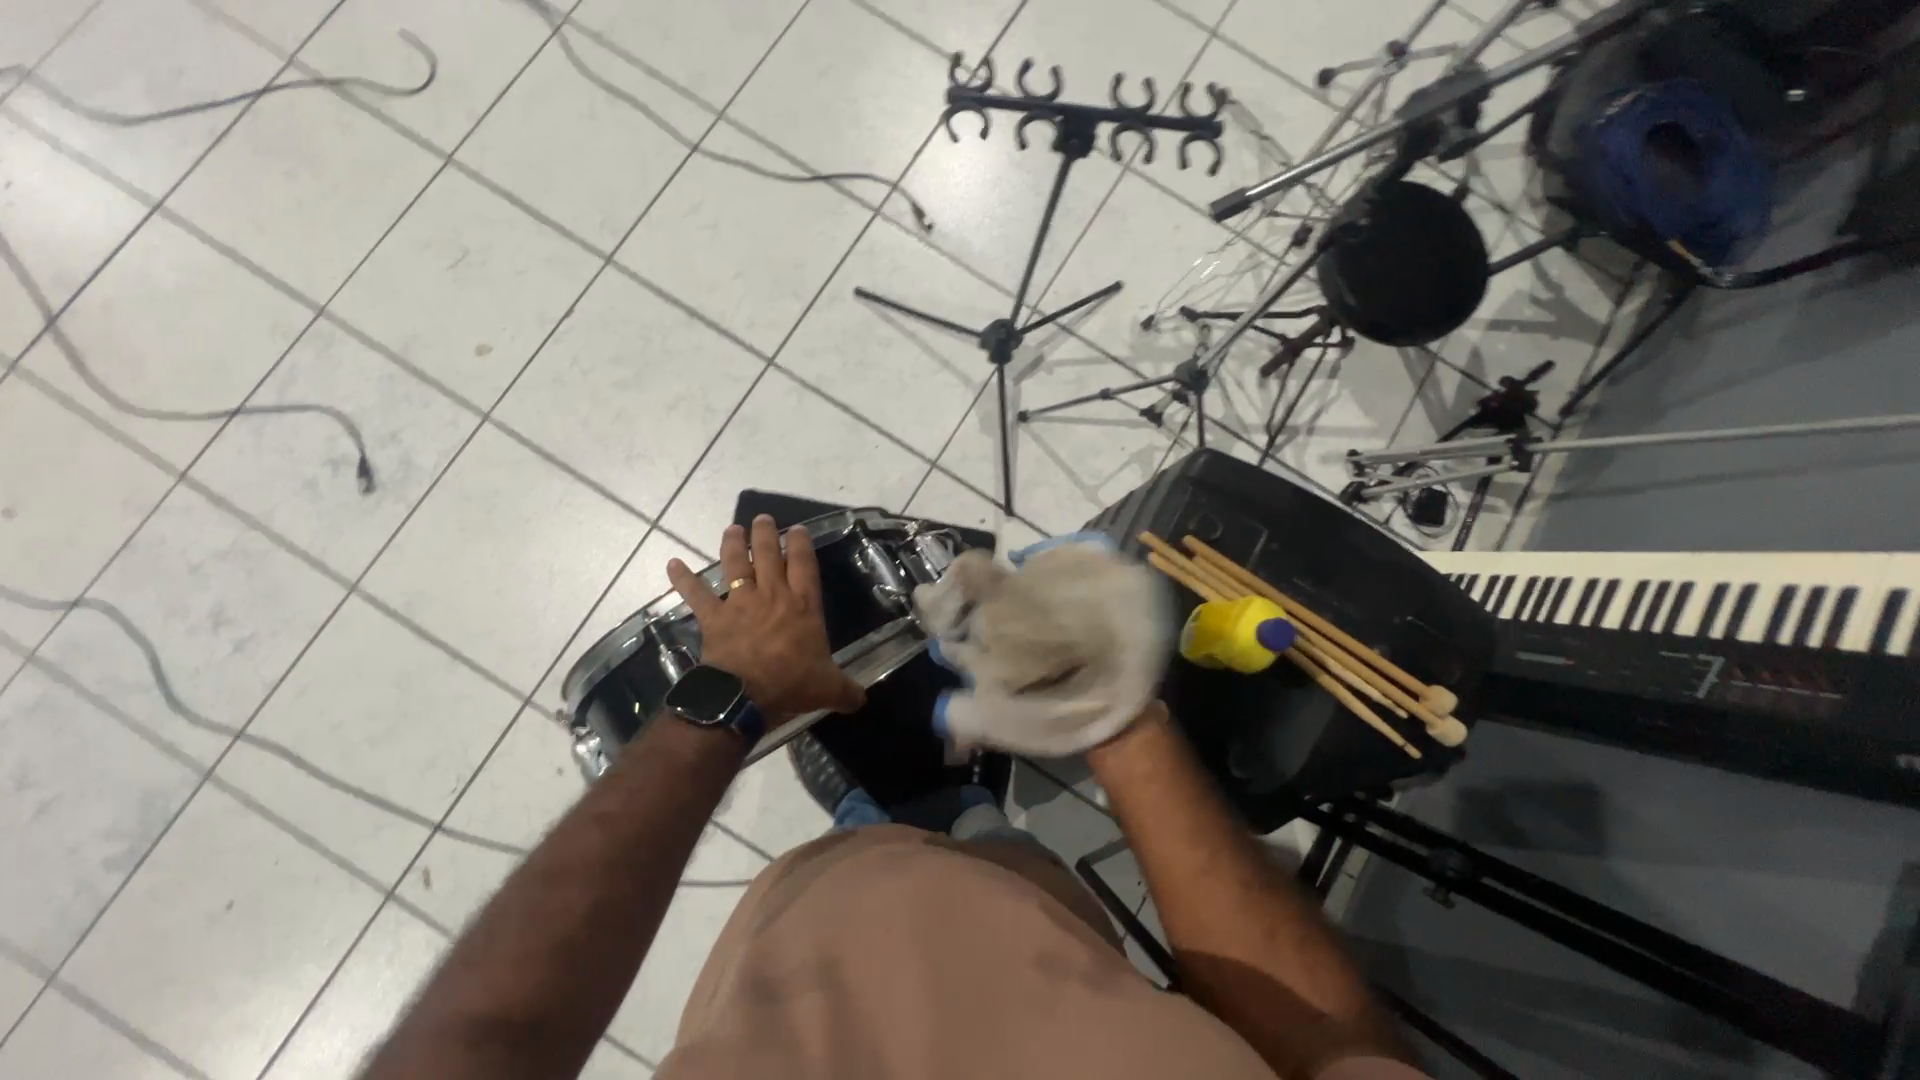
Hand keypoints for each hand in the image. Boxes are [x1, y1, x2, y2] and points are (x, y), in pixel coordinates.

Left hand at [666, 516, 864, 721]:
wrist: (745, 696)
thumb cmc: (791, 684)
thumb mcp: (829, 689)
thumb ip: (847, 690)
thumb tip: (862, 699)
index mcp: (804, 606)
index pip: (804, 564)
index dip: (801, 544)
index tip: (798, 530)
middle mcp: (773, 595)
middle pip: (768, 554)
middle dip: (766, 533)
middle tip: (763, 519)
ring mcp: (741, 603)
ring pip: (736, 564)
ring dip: (733, 544)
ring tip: (732, 529)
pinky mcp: (714, 617)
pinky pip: (696, 594)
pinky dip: (683, 579)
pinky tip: (673, 564)